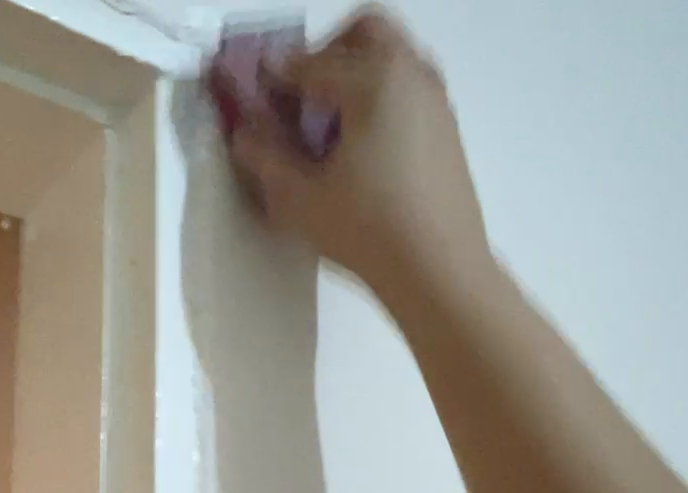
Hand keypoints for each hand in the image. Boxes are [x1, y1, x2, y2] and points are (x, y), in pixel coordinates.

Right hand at [226, 5, 492, 299]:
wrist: (437, 265)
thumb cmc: (363, 228)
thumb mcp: (297, 198)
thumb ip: (264, 156)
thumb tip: (243, 130)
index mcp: (373, 79)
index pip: (309, 62)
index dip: (271, 76)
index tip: (247, 92)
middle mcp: (410, 73)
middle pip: (363, 31)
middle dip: (322, 54)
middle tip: (295, 98)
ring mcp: (434, 98)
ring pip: (389, 58)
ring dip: (351, 77)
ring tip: (322, 132)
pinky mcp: (444, 127)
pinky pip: (403, 89)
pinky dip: (374, 101)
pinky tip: (354, 152)